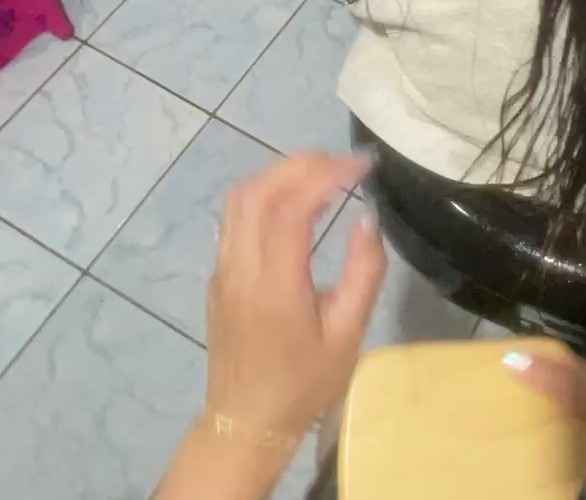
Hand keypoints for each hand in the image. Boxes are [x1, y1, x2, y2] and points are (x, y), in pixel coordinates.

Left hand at [205, 154, 385, 448]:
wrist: (245, 423)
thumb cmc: (305, 381)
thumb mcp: (349, 332)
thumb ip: (365, 272)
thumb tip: (367, 216)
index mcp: (274, 287)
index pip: (292, 208)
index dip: (327, 174)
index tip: (363, 165)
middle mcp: (239, 270)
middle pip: (258, 192)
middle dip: (303, 164)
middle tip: (345, 162)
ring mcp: (222, 270)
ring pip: (239, 198)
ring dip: (281, 172)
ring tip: (323, 170)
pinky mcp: (218, 273)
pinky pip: (235, 216)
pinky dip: (267, 190)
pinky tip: (296, 197)